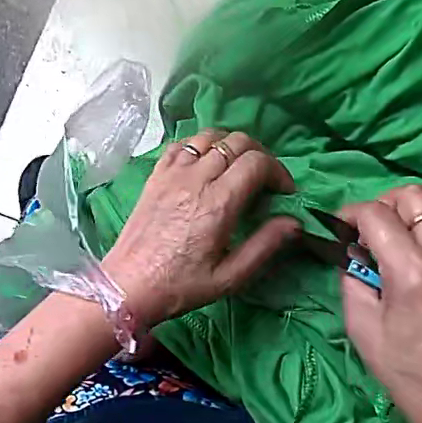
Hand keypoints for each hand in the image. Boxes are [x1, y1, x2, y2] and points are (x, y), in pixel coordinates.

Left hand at [101, 129, 302, 324]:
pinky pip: (182, 144)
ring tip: (237, 168)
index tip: (283, 192)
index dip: (278, 171)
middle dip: (260, 155)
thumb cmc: (180, 286)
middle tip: (265, 180)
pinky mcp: (155, 175)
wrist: (127, 286)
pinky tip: (205, 165)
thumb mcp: (230, 277)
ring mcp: (172, 173)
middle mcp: (196, 179)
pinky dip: (200, 146)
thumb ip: (265, 246)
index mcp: (218, 203)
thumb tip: (294, 222)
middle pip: (237, 141)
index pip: (257, 162)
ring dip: (231, 145)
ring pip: (210, 136)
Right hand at [338, 185, 421, 422]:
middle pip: (416, 197)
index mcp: (413, 270)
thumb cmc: (406, 372)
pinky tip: (411, 281)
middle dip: (384, 203)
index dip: (350, 214)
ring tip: (387, 259)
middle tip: (368, 233)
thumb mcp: (362, 326)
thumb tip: (352, 254)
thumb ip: (352, 279)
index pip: (377, 214)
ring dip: (405, 225)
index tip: (338, 228)